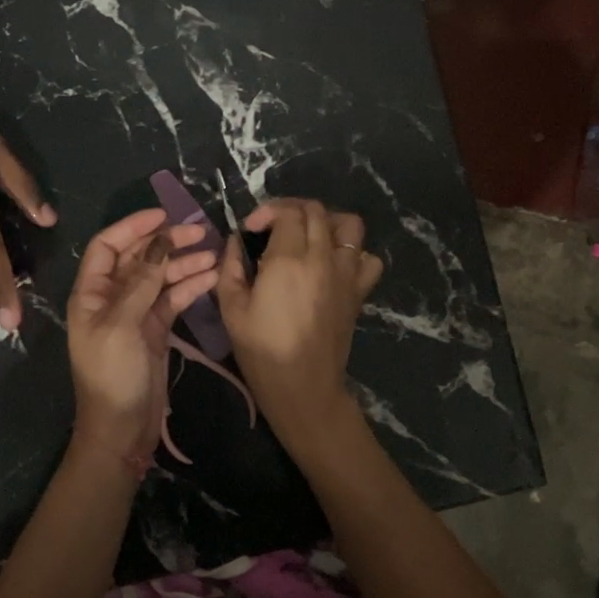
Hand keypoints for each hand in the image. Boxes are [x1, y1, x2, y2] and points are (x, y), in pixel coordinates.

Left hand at [67, 209, 219, 462]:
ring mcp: (135, 313)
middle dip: (167, 242)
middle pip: (139, 257)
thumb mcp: (122, 325)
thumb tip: (160, 242)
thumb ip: (141, 281)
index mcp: (90, 293)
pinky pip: (173, 299)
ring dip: (184, 263)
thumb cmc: (112, 375)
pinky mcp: (156, 330)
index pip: (107, 246)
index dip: (133, 227)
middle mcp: (111, 297)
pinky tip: (211, 278)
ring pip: (160, 277)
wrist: (122, 432)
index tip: (164, 216)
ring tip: (213, 254)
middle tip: (200, 232)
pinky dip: (190, 286)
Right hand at [218, 199, 383, 445]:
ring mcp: (346, 274)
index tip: (250, 232)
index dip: (266, 212)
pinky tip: (334, 264)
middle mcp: (322, 258)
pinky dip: (355, 253)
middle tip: (273, 229)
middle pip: (316, 210)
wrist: (303, 388)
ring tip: (308, 236)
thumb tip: (236, 242)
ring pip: (349, 225)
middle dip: (291, 210)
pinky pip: (368, 259)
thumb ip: (230, 267)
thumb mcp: (230, 308)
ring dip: (328, 222)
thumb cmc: (261, 351)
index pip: (286, 212)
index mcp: (288, 259)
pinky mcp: (358, 292)